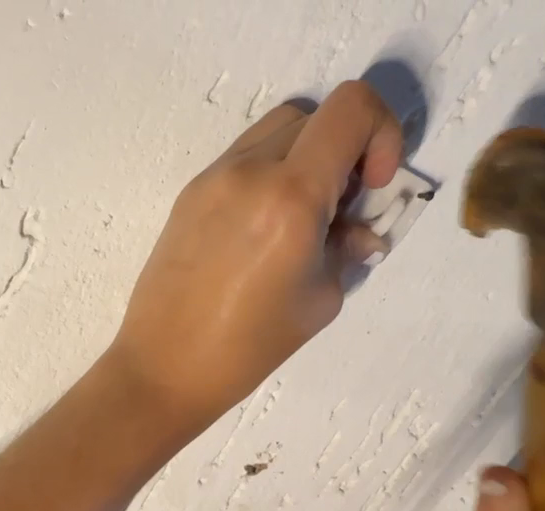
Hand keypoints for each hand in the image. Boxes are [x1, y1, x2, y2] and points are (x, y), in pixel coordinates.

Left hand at [104, 81, 403, 430]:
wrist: (163, 369)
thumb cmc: (246, 349)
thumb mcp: (320, 301)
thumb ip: (347, 247)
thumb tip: (359, 228)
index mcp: (289, 197)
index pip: (352, 108)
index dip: (382, 133)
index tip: (372, 186)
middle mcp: (248, 173)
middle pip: (315, 115)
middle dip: (343, 151)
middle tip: (338, 210)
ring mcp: (211, 180)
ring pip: (276, 130)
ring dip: (304, 158)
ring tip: (301, 221)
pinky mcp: (187, 196)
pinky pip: (242, 160)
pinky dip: (268, 175)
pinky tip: (262, 231)